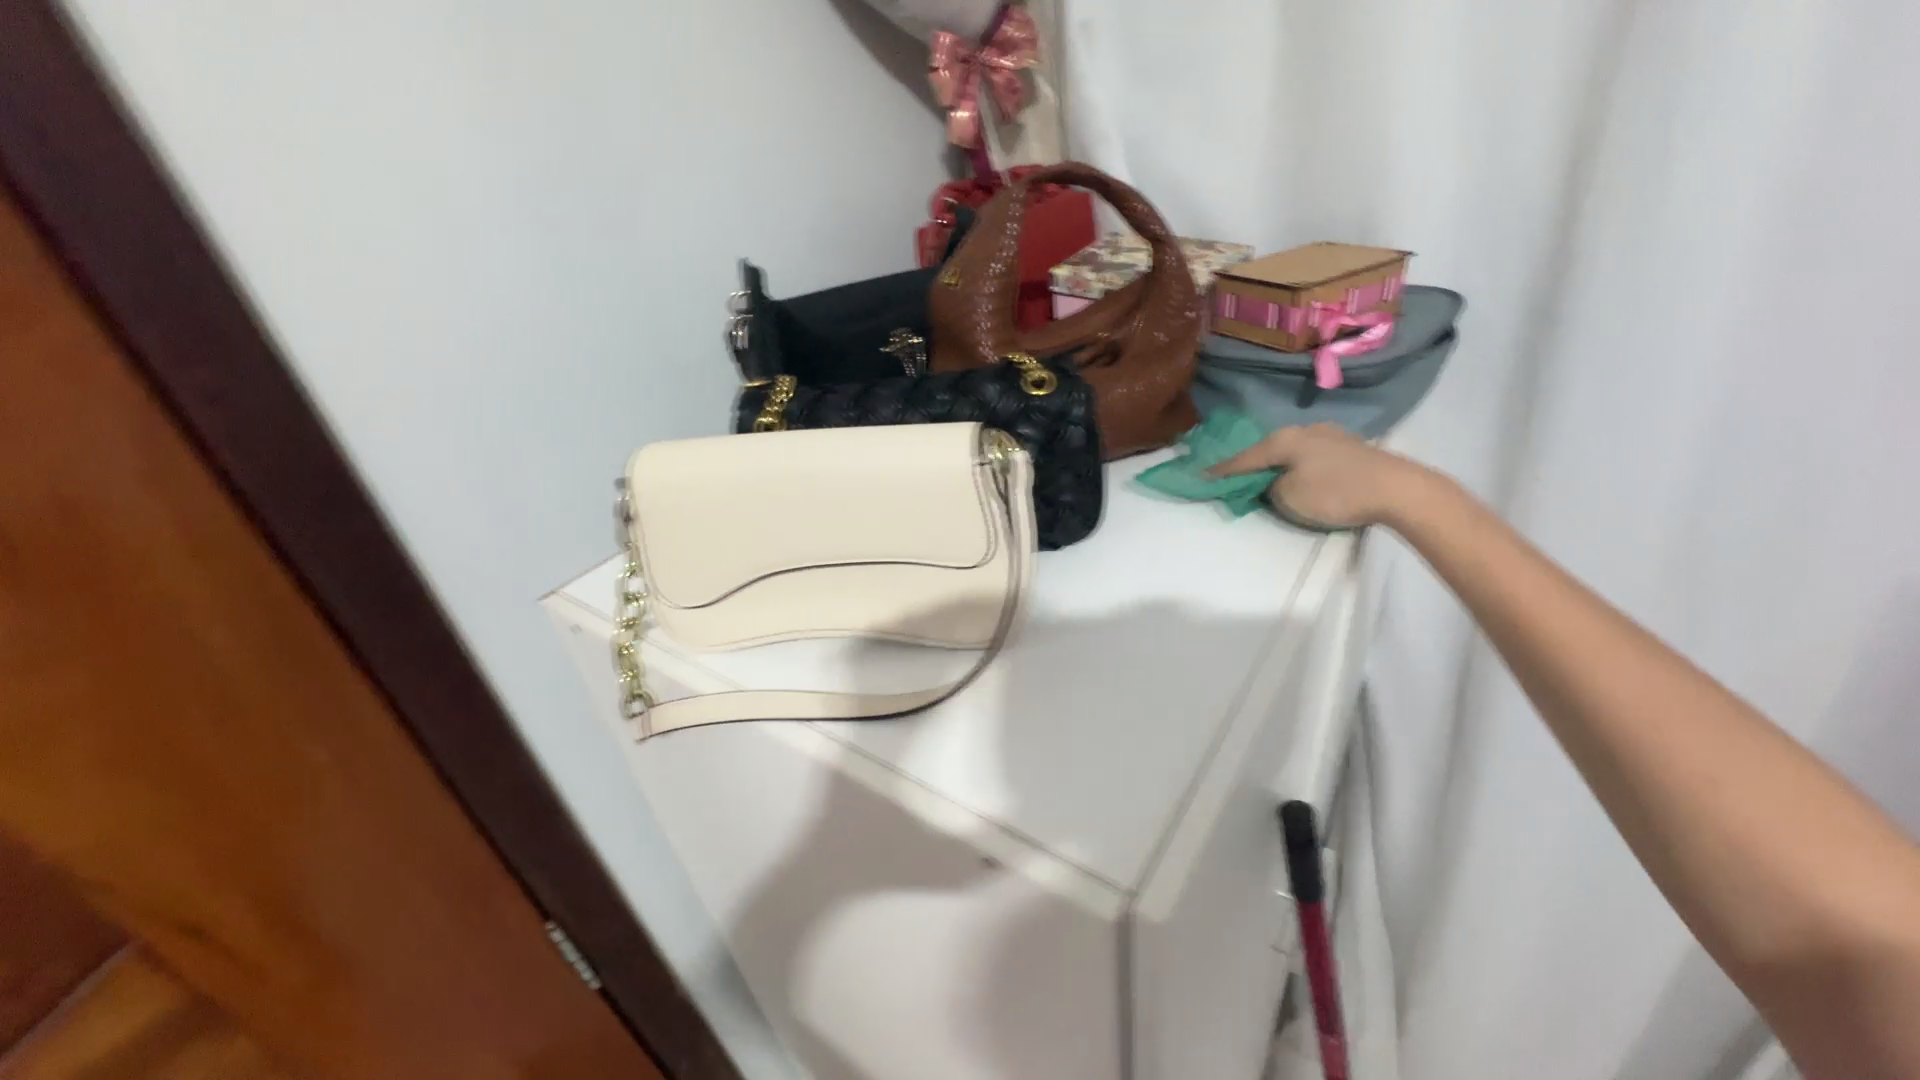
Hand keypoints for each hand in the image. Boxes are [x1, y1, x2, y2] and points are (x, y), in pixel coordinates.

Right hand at [1210, 423, 1431, 528]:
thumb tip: (1274, 482)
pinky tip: (1301, 473)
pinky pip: (1311, 455)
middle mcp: (1304, 430)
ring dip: (1278, 463)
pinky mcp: (1350, 447)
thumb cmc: (1336, 493)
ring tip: (1269, 476)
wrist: (1398, 489)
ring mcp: (1330, 435)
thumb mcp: (1289, 497)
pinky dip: (1299, 465)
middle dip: (1252, 462)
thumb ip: (1271, 488)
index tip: (1202, 476)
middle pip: (1268, 449)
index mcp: (1284, 440)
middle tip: (1235, 477)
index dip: (1222, 470)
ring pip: (1292, 450)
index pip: (1243, 458)